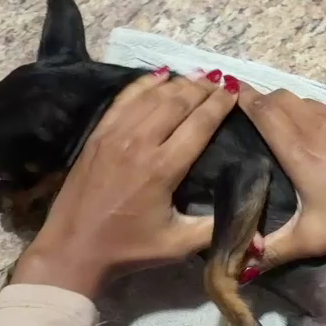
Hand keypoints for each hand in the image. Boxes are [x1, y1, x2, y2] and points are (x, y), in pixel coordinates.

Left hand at [11, 72, 234, 296]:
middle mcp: (140, 143)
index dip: (219, 105)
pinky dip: (144, 84)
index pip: (199, 125)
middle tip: (220, 80)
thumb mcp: (178, 245)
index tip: (233, 92)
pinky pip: (124, 100)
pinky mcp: (98, 135)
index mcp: (163, 169)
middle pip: (176, 103)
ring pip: (151, 97)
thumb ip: (214, 227)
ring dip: (177, 83)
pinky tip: (159, 76)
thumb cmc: (129, 249)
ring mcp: (115, 135)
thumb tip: (252, 218)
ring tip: (197, 77)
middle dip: (202, 88)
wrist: (73, 248)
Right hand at [237, 87, 325, 269]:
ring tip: (277, 125)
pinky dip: (311, 114)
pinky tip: (317, 137)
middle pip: (279, 96)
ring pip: (304, 100)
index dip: (240, 98)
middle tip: (245, 114)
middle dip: (259, 99)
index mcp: (300, 151)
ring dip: (285, 106)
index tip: (223, 94)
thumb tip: (238, 266)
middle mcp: (317, 126)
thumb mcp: (313, 240)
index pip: (262, 110)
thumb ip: (272, 251)